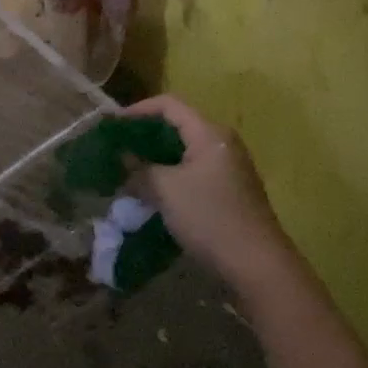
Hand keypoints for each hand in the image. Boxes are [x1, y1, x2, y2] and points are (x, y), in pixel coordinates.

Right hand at [123, 95, 290, 281]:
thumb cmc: (209, 217)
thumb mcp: (166, 191)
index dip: (137, 110)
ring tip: (129, 175)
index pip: (169, 105)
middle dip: (144, 137)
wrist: (256, 262)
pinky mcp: (229, 191)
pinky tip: (153, 195)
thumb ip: (139, 170)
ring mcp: (229, 168)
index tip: (111, 127)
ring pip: (184, 153)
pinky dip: (171, 177)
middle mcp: (222, 143)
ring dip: (156, 160)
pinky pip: (193, 173)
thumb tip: (123, 160)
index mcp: (209, 133)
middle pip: (177, 127)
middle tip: (116, 152)